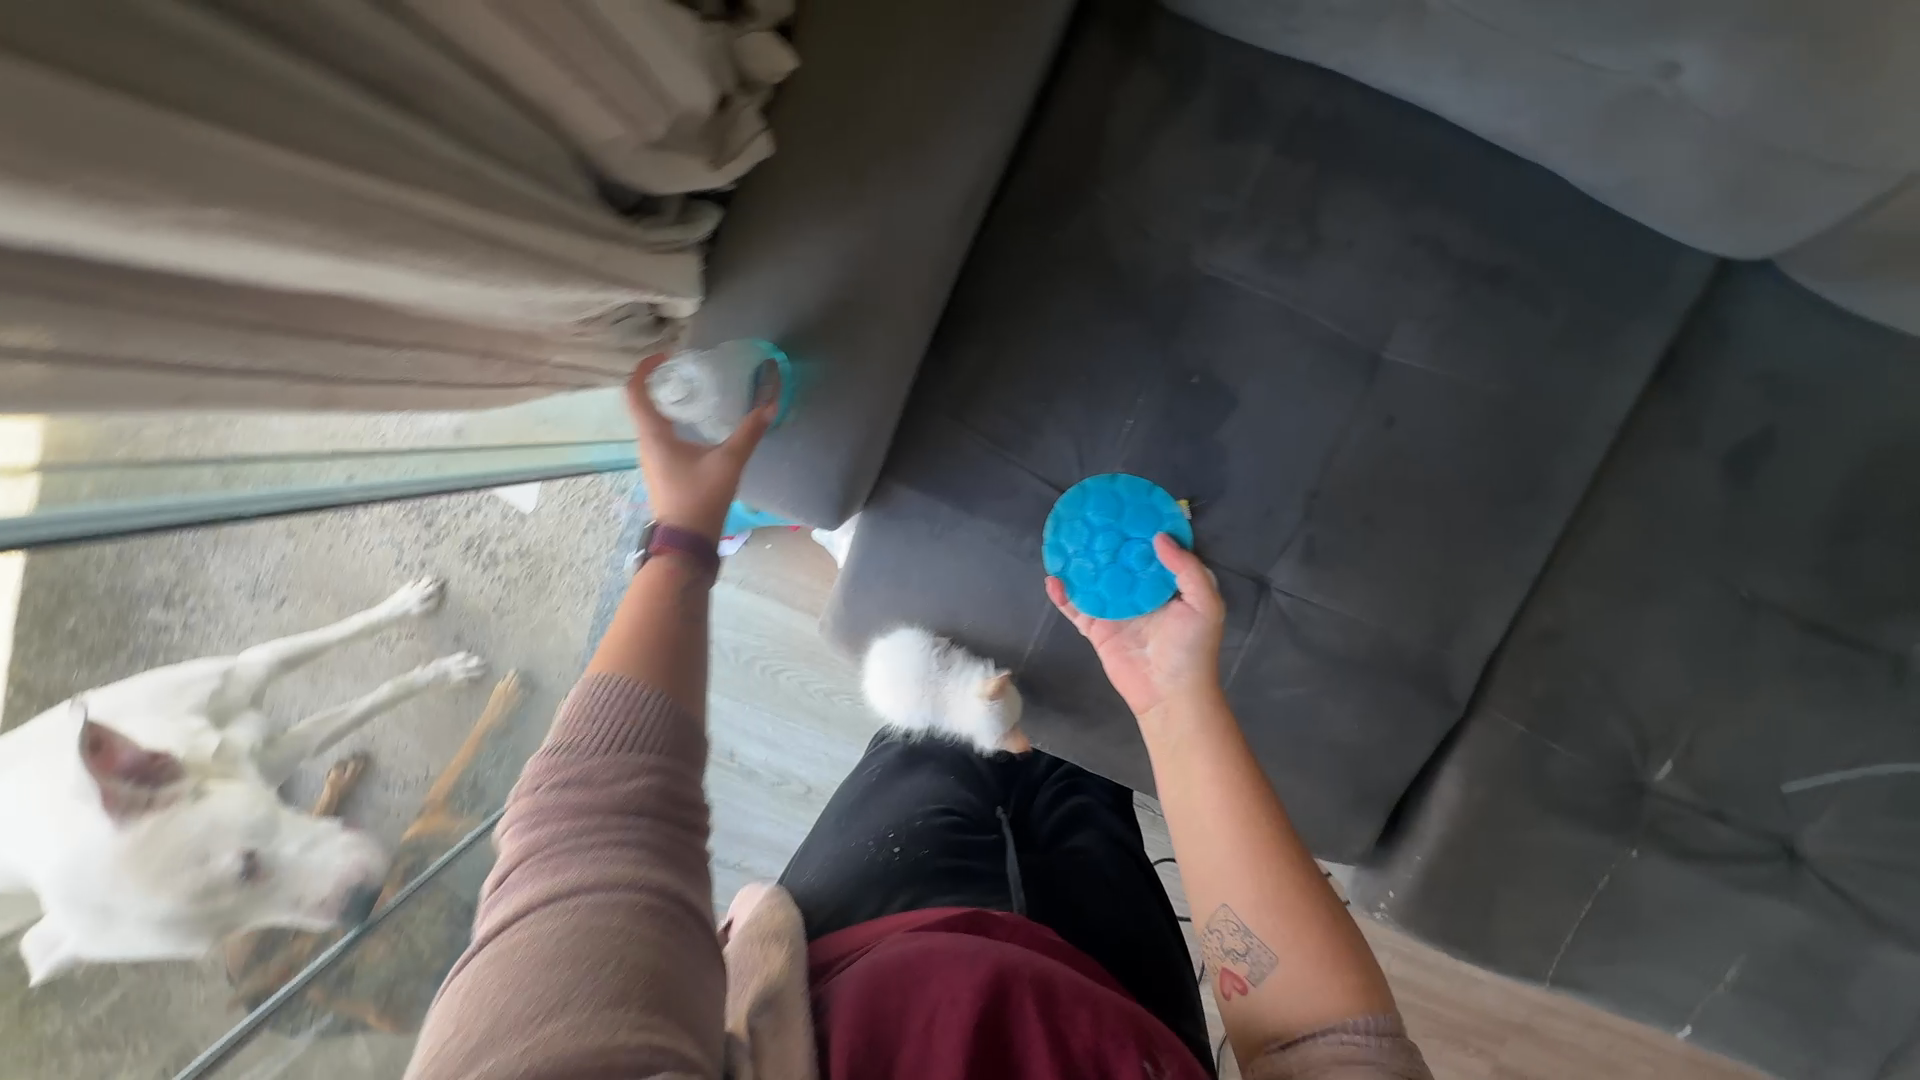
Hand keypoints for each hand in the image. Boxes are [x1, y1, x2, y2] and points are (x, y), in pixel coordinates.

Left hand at [626, 354, 777, 539]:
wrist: (687, 541)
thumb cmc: (700, 498)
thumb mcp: (729, 462)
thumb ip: (749, 432)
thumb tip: (770, 405)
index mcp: (654, 436)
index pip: (635, 392)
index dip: (645, 369)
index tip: (667, 357)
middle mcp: (647, 445)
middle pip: (644, 405)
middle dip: (662, 385)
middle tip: (689, 375)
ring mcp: (653, 461)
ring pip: (654, 424)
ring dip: (669, 406)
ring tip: (697, 397)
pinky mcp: (663, 473)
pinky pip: (663, 440)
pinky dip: (676, 426)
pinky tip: (699, 430)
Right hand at [1046, 533, 1225, 721]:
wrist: (1169, 694)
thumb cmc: (1192, 649)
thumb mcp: (1204, 604)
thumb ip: (1187, 569)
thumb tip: (1159, 537)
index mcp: (1167, 584)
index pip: (1154, 550)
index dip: (1143, 529)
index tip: (1128, 504)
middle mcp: (1139, 593)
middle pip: (1118, 561)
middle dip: (1106, 540)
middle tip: (1089, 516)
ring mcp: (1115, 610)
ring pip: (1093, 580)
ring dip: (1080, 562)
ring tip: (1064, 540)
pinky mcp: (1097, 629)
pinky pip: (1076, 608)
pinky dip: (1062, 594)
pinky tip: (1052, 578)